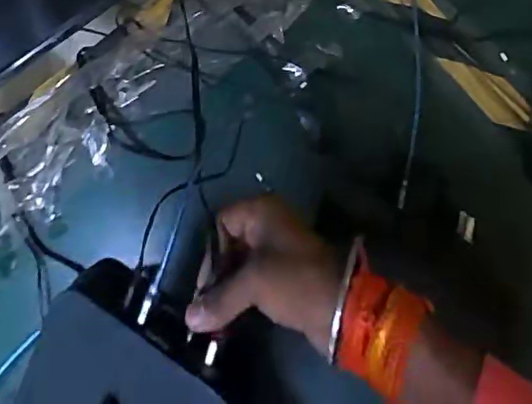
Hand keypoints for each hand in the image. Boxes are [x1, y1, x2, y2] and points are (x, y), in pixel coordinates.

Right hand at [184, 194, 343, 355]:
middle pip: (230, 245)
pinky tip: (234, 316)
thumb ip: (220, 298)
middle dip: (218, 275)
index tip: (206, 284)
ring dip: (229, 288)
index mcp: (260, 211)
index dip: (211, 252)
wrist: (343, 308)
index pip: (221, 222)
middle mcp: (268, 224)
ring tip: (218, 316)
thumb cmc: (294, 280)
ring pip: (242, 265)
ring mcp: (279, 250)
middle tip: (209, 304)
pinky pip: (256, 280)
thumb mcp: (253, 284)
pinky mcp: (286, 275)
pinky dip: (244, 295)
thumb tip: (189, 319)